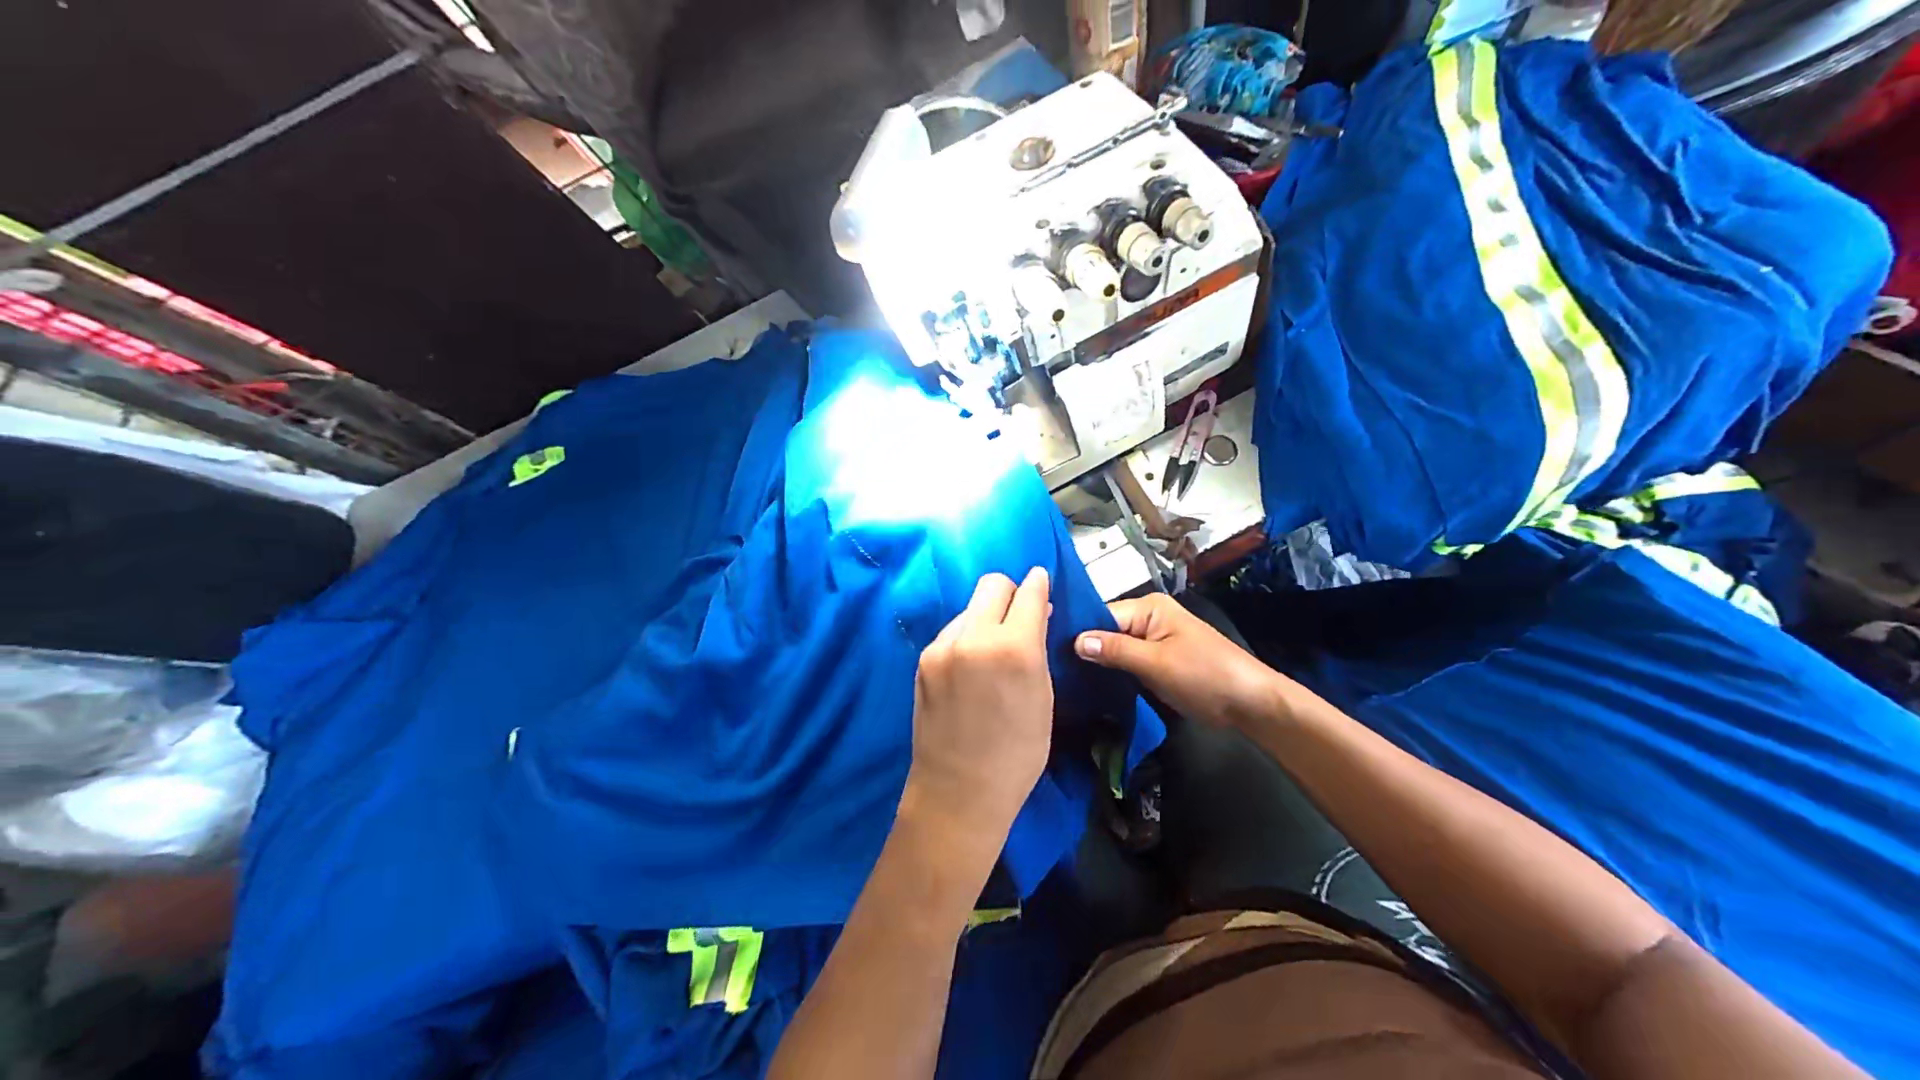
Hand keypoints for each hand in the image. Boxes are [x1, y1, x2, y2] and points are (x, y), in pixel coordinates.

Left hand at [903, 570, 1054, 849]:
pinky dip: (967, 637)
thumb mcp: (1043, 698)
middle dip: (1010, 593)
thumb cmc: (1017, 754)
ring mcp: (942, 647)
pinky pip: (952, 631)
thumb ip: (1036, 648)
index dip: (1039, 584)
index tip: (1042, 582)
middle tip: (1020, 616)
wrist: (959, 790)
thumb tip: (1034, 614)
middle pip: (992, 584)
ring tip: (994, 648)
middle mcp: (974, 637)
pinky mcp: (924, 659)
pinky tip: (971, 666)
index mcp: (1014, 648)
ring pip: (970, 607)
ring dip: (986, 616)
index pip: (1028, 592)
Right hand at [1075, 593, 1294, 730]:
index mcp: (1149, 608)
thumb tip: (1076, 641)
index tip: (1049, 652)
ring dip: (1098, 663)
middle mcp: (1149, 618)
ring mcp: (1154, 641)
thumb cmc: (1205, 676)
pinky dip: (1113, 673)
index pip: (1101, 615)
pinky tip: (1091, 686)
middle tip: (1054, 670)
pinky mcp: (1158, 663)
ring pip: (1115, 649)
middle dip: (1085, 649)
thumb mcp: (1156, 663)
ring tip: (1065, 679)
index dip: (1078, 633)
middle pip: (1106, 631)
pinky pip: (1127, 663)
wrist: (1250, 704)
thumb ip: (1116, 650)